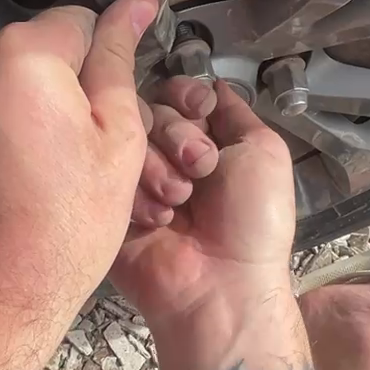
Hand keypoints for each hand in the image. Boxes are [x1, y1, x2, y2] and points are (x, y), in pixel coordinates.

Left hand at [0, 0, 157, 319]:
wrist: (2, 290)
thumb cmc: (68, 223)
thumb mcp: (118, 138)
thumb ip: (119, 60)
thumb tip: (132, 6)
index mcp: (23, 55)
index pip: (77, 20)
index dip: (102, 61)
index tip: (108, 103)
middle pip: (32, 52)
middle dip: (59, 85)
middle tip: (79, 146)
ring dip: (23, 107)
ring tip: (42, 166)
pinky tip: (8, 176)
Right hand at [110, 77, 294, 326]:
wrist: (221, 284)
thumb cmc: (253, 221)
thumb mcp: (263, 151)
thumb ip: (234, 111)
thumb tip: (212, 84)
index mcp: (202, 140)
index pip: (175, 94)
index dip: (185, 97)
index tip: (200, 112)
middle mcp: (164, 156)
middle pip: (149, 111)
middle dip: (177, 135)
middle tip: (200, 170)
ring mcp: (133, 182)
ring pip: (125, 139)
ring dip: (159, 167)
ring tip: (179, 202)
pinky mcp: (109, 207)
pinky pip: (106, 176)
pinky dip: (136, 195)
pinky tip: (157, 221)